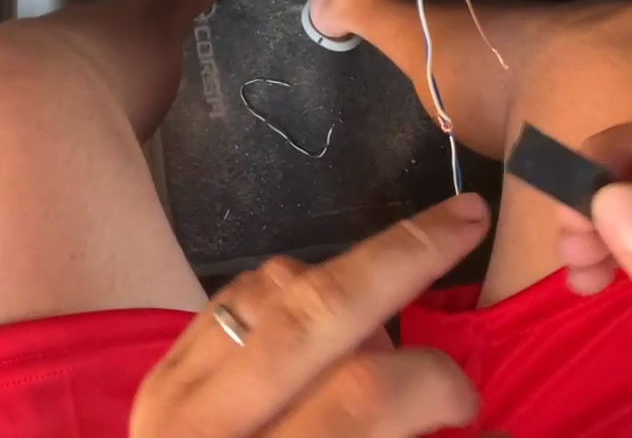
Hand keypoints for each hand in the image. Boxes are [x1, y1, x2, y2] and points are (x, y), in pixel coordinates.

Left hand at [132, 193, 489, 436]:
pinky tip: (321, 309)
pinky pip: (242, 292)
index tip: (469, 401)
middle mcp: (205, 430)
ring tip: (381, 324)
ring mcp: (173, 394)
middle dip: (405, 254)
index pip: (359, 400)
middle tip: (466, 216)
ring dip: (346, 281)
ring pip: (277, 286)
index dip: (431, 381)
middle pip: (316, 308)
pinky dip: (295, 287)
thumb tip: (461, 401)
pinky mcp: (162, 374)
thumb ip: (388, 437)